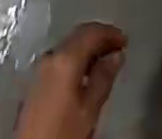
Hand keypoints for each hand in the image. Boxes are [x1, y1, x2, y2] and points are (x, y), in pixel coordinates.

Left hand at [15, 22, 127, 138]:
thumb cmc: (63, 132)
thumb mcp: (89, 109)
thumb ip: (104, 78)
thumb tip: (116, 54)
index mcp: (66, 58)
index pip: (91, 32)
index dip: (110, 33)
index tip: (125, 40)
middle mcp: (51, 54)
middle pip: (79, 34)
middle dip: (100, 36)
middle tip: (118, 45)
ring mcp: (41, 66)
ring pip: (70, 44)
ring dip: (88, 45)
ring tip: (106, 58)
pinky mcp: (36, 78)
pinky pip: (61, 56)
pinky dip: (77, 55)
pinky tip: (86, 70)